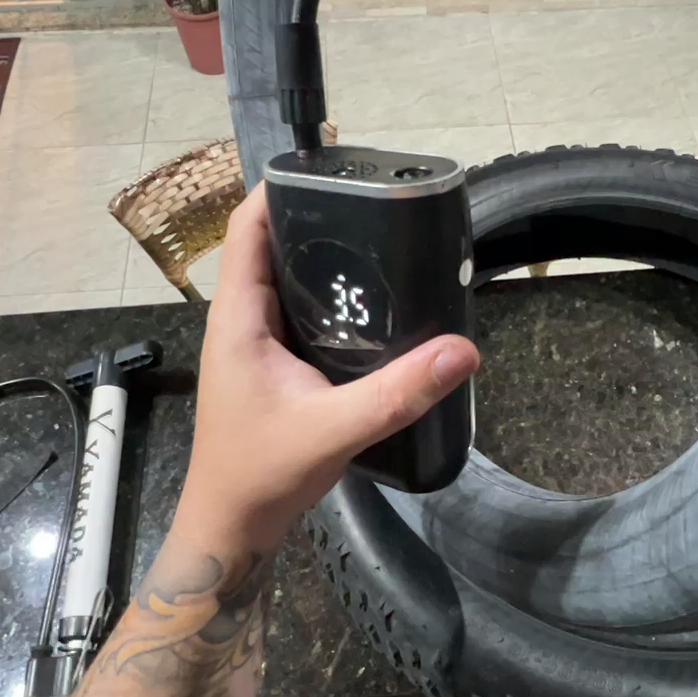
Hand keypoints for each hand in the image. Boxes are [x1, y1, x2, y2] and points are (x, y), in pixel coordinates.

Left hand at [170, 187, 480, 554]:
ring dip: (324, 264)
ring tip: (383, 250)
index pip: (247, 228)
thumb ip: (398, 391)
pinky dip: (328, 304)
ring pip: (287, 285)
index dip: (279, 189)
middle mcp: (241, 322)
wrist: (232, 526)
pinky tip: (370, 313)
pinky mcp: (271, 370)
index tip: (333, 171)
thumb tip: (464, 350)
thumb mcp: (335, 429)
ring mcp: (254, 347)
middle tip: (379, 211)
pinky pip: (298, 318)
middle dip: (317, 222)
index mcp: (238, 317)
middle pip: (271, 248)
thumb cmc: (262, 474)